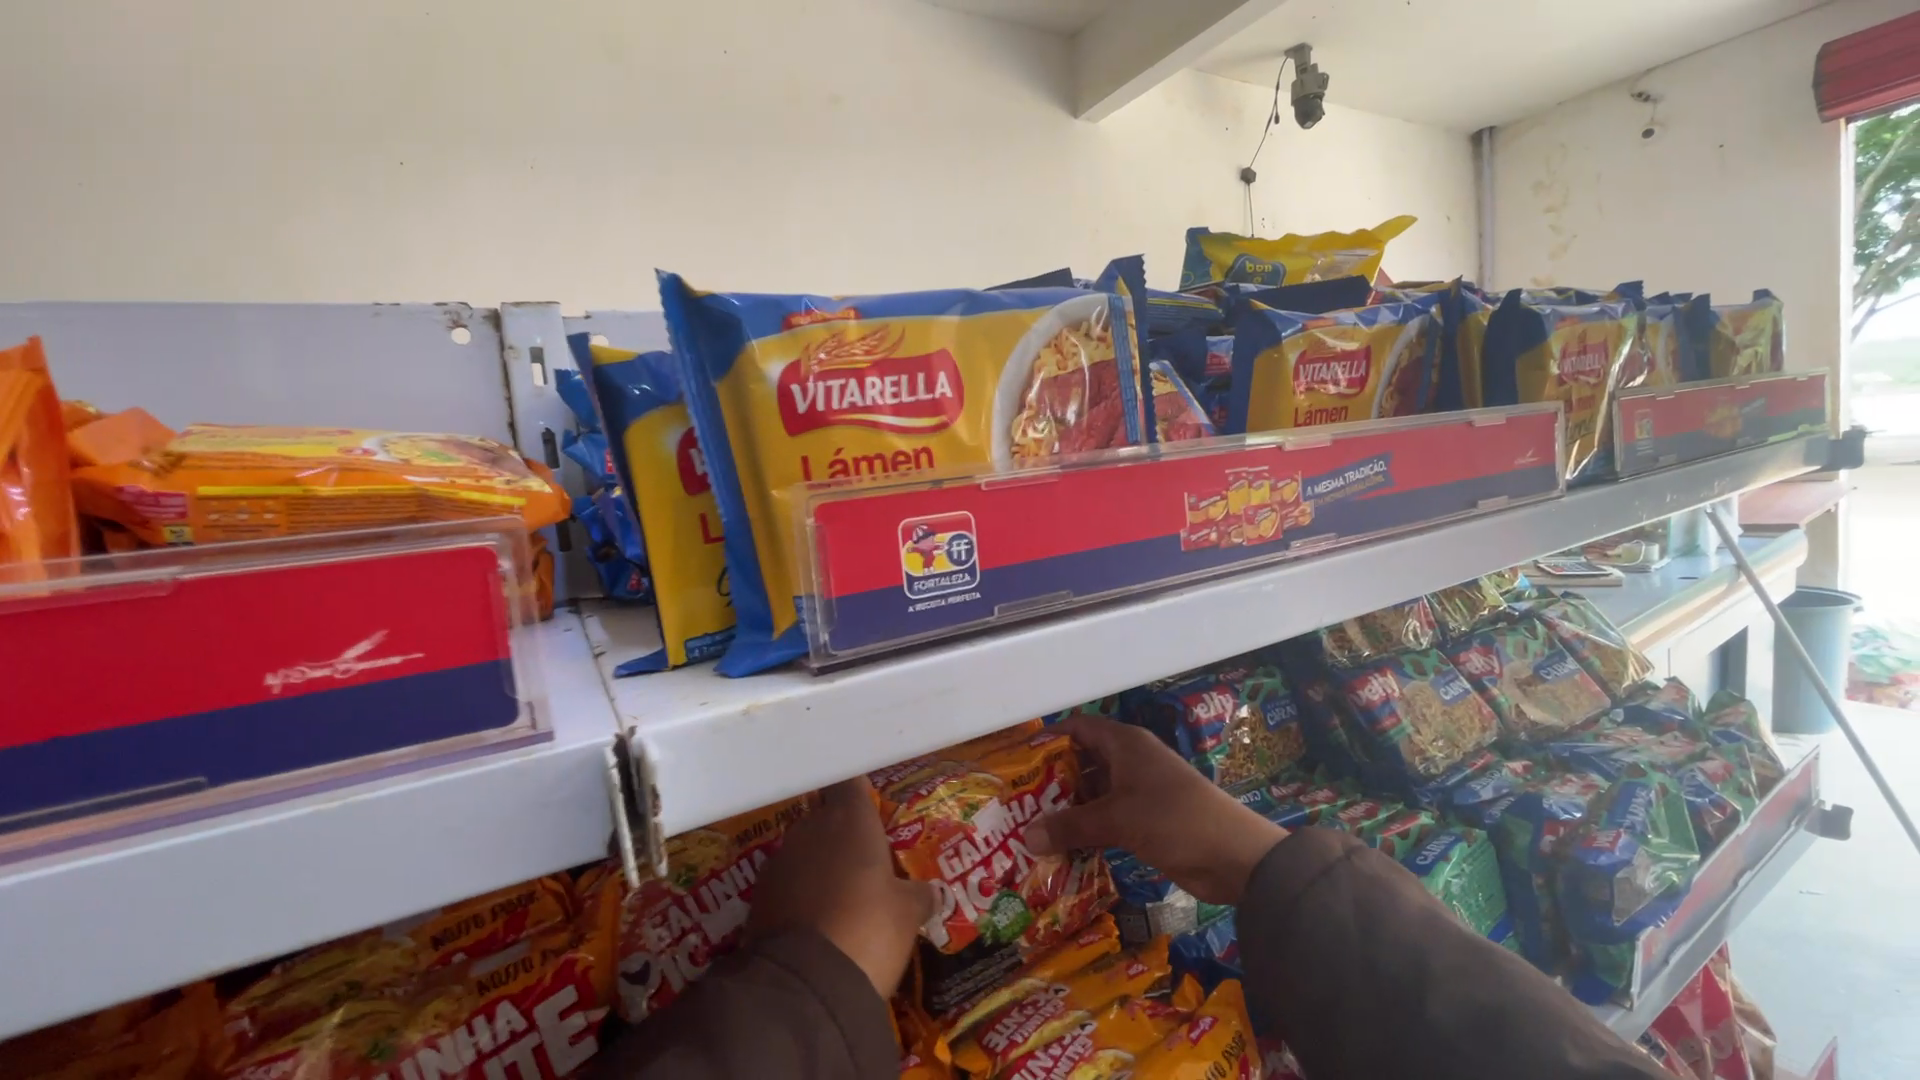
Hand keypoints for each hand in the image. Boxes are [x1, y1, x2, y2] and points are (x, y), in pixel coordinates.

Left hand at [748, 777, 935, 998]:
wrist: (804, 986)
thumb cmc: (868, 929)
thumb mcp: (908, 914)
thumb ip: (918, 893)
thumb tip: (929, 890)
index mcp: (850, 819)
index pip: (849, 782)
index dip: (858, 791)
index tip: (869, 807)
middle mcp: (810, 828)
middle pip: (826, 818)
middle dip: (841, 837)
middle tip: (864, 866)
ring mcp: (779, 861)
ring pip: (804, 852)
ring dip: (819, 868)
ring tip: (840, 901)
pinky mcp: (757, 897)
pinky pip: (786, 884)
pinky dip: (798, 896)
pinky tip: (815, 925)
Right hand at [1025, 715, 1287, 905]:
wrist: (1234, 856)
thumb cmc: (1174, 819)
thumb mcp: (1117, 819)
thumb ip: (1071, 826)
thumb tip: (1025, 837)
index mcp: (1125, 744)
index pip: (1078, 728)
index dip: (1049, 739)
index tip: (1018, 759)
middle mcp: (1131, 762)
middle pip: (1083, 761)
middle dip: (1053, 780)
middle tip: (1017, 801)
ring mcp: (1140, 792)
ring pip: (1094, 793)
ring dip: (1069, 809)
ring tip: (1032, 827)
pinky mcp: (1147, 821)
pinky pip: (1108, 819)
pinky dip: (1087, 829)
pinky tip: (1063, 848)